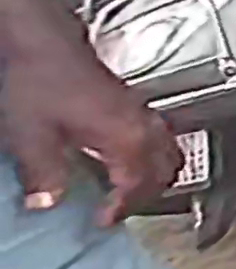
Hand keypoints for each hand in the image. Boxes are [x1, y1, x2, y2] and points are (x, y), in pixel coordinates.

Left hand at [1, 45, 181, 225]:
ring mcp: (149, 118)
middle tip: (122, 209)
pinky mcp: (142, 110)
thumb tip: (47, 202)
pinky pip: (166, 141)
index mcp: (129, 141)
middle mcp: (148, 131)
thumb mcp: (30, 135)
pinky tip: (136, 158)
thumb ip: (44, 172)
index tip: (105, 220)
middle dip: (146, 195)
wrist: (44, 49)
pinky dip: (157, 158)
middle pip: (165, 173)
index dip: (123, 206)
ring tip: (135, 188)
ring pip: (173, 157)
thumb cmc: (40, 85)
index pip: (138, 184)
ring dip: (158, 177)